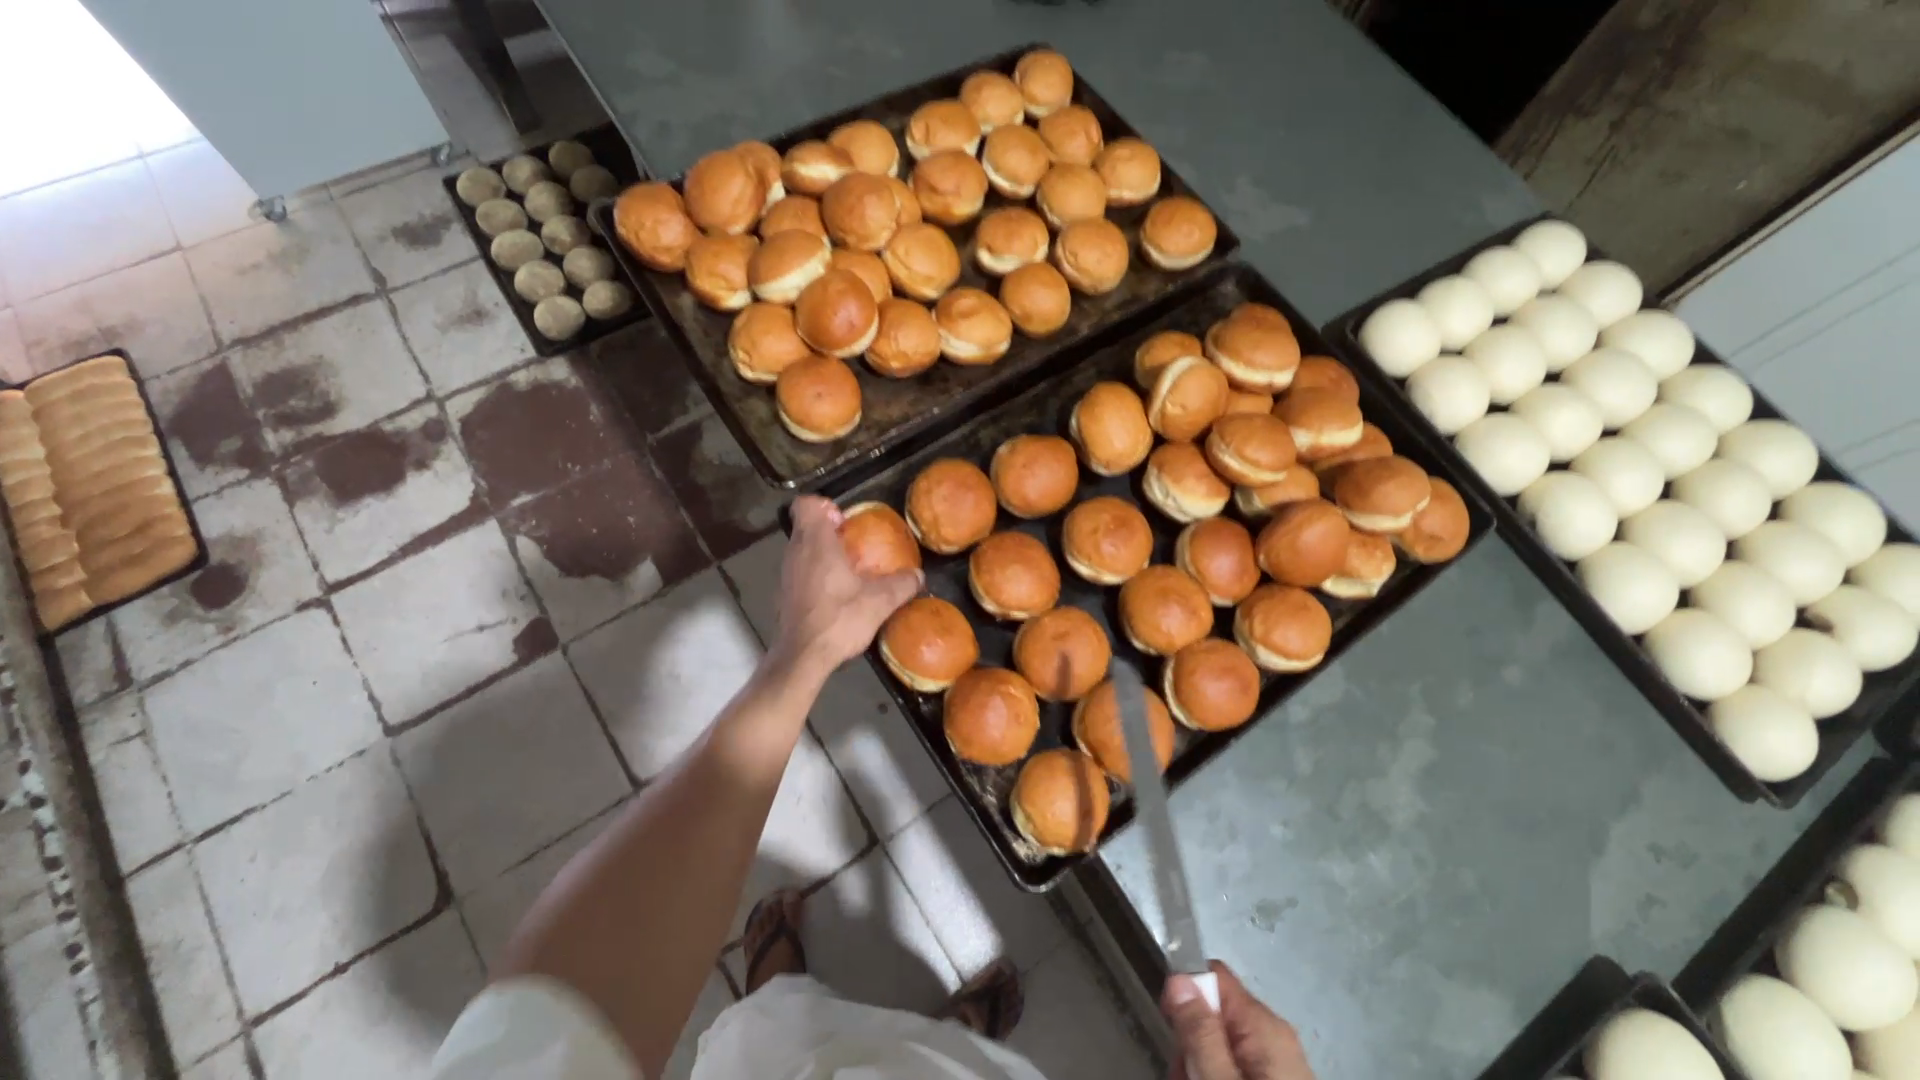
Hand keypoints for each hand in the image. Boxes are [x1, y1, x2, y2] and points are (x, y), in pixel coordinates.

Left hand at [774, 496, 921, 678]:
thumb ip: (902, 584)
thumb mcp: (880, 602)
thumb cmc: (839, 619)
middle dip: (829, 531)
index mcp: (816, 543)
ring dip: (822, 555)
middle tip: (855, 545)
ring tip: (849, 570)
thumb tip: (919, 576)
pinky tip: (836, 595)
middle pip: (806, 526)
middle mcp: (795, 552)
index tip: (844, 522)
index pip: (806, 504)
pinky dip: (815, 575)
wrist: (802, 657)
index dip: (824, 506)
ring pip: (801, 550)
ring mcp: (786, 575)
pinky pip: (800, 573)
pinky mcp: (784, 595)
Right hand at [1162, 963, 1313, 1079]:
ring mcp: (1276, 1064)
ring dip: (1198, 1069)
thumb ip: (1200, 1031)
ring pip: (1218, 1046)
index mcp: (1264, 1026)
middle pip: (1212, 1014)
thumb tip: (1180, 978)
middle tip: (1185, 1078)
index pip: (1214, 976)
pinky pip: (1232, 1069)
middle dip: (1189, 1044)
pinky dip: (1215, 1079)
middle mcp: (1273, 1036)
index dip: (1185, 991)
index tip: (1170, 1024)